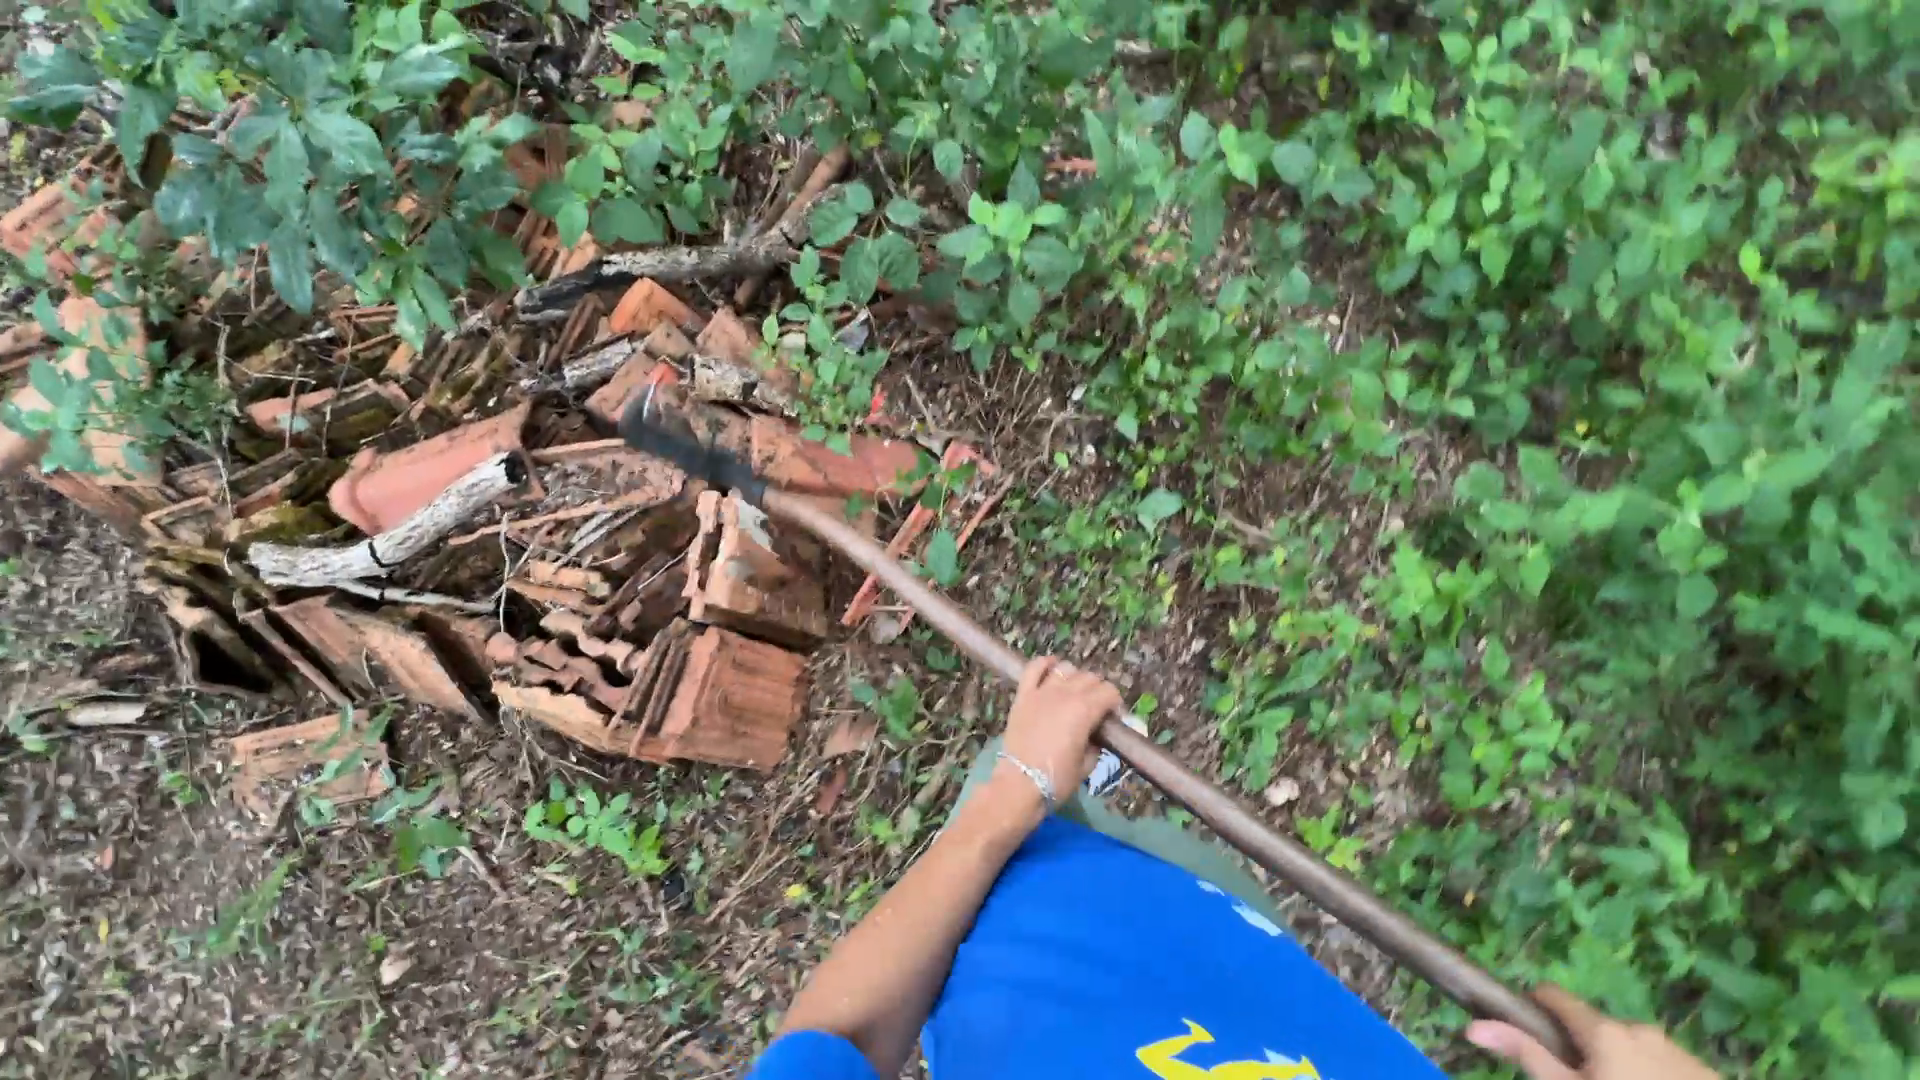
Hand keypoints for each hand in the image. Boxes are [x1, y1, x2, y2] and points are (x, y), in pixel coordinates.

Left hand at [1000, 657, 1123, 798]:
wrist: (1019, 784)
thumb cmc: (1057, 779)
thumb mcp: (1087, 765)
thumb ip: (1096, 744)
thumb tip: (1096, 735)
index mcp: (1084, 710)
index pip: (1109, 692)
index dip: (1115, 704)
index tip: (1113, 719)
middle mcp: (1064, 694)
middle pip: (1090, 678)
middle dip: (1098, 691)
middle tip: (1096, 710)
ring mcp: (1041, 692)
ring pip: (1066, 669)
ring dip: (1075, 678)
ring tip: (1075, 693)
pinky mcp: (1023, 696)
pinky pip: (1034, 668)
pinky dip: (1045, 663)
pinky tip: (1053, 666)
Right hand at [1467, 985, 1718, 1079]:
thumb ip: (1527, 1054)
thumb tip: (1472, 1026)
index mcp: (1601, 1029)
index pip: (1553, 995)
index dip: (1535, 1008)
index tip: (1533, 1036)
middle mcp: (1636, 1028)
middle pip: (1593, 1026)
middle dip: (1582, 1048)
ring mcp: (1677, 1049)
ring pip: (1630, 1047)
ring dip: (1619, 1065)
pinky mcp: (1708, 1073)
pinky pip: (1665, 1064)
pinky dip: (1653, 1077)